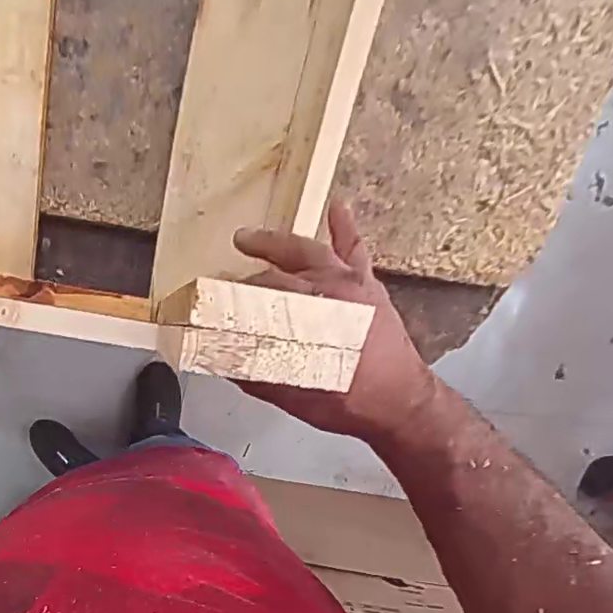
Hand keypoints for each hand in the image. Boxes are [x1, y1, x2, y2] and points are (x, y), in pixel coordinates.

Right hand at [232, 199, 440, 442]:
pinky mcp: (369, 287)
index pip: (259, 297)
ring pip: (308, 252)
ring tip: (248, 240)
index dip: (231, 302)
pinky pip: (354, 249)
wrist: (401, 404)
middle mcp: (330, 290)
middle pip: (278, 274)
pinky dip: (345, 227)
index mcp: (310, 316)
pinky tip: (337, 209)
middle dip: (247, 281)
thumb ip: (261, 378)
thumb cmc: (354, 402)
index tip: (211, 309)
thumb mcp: (298, 397)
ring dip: (276, 244)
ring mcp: (351, 284)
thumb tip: (229, 365)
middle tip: (224, 287)